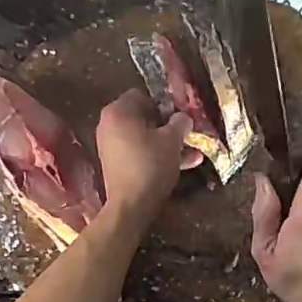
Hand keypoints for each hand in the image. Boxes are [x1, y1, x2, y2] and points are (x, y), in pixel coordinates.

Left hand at [94, 89, 191, 226]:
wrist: (131, 205)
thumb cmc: (151, 166)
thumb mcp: (172, 141)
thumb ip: (180, 123)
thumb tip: (183, 117)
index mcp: (118, 111)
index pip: (142, 95)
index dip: (164, 105)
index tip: (180, 117)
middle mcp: (109, 124)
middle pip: (143, 118)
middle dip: (167, 127)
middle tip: (186, 135)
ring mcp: (110, 145)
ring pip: (144, 138)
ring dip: (166, 143)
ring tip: (192, 154)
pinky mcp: (115, 164)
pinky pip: (138, 152)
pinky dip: (155, 155)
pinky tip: (181, 165)